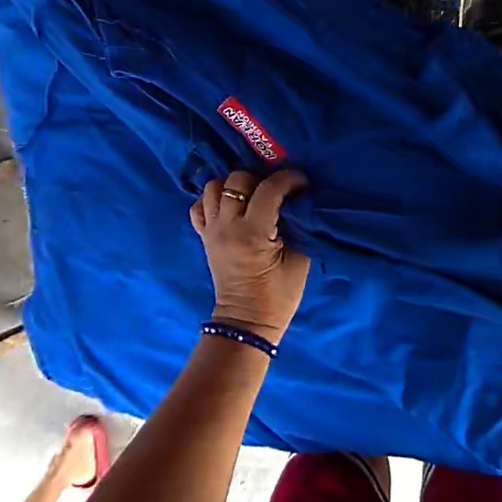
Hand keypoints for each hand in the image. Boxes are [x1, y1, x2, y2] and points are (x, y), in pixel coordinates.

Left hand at [191, 170, 310, 345]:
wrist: (246, 322)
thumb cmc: (279, 295)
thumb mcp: (300, 260)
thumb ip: (299, 225)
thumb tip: (300, 200)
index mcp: (253, 234)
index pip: (269, 189)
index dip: (289, 179)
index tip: (303, 182)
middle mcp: (227, 227)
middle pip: (237, 180)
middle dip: (260, 179)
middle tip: (276, 192)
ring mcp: (211, 231)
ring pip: (213, 187)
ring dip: (234, 186)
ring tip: (251, 196)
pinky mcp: (204, 237)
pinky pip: (199, 206)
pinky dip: (213, 200)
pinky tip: (230, 207)